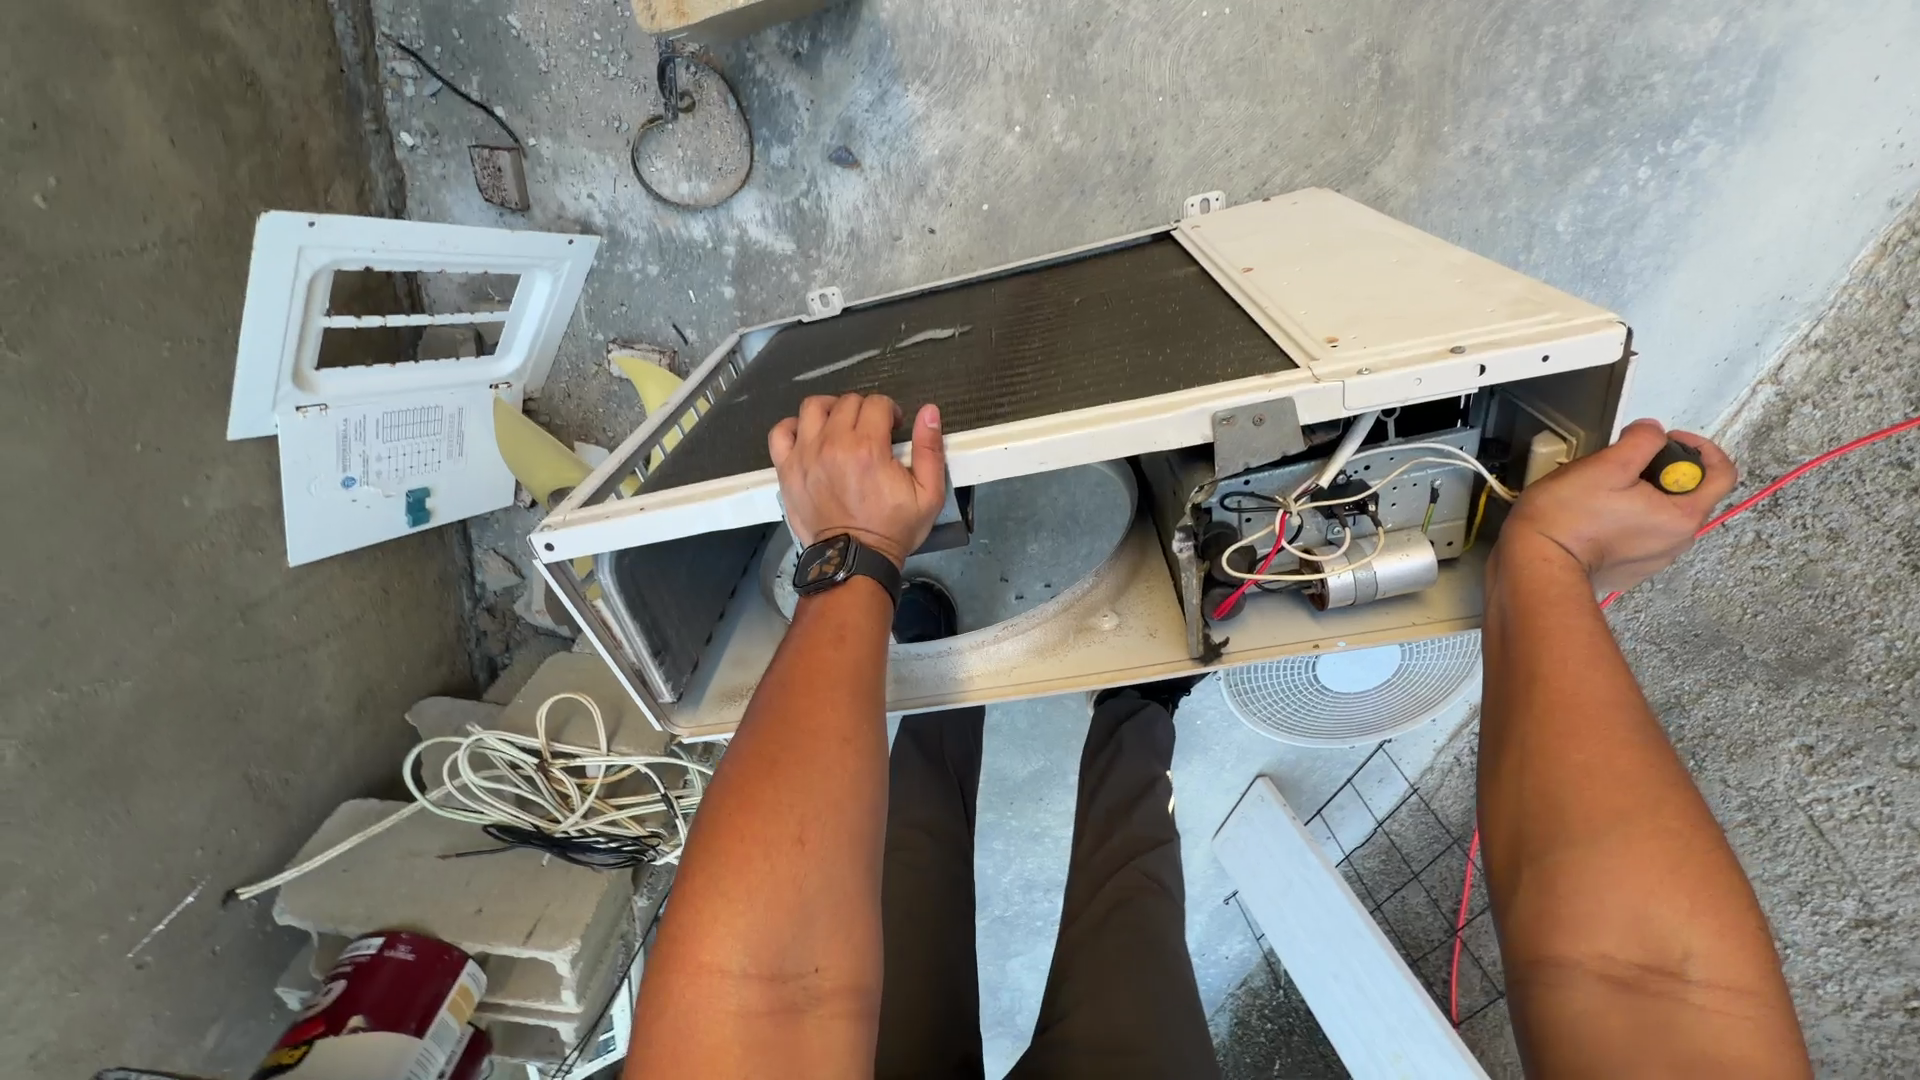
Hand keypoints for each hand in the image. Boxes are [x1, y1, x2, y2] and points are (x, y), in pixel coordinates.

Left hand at [767, 394, 946, 568]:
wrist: (854, 561)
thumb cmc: (893, 529)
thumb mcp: (929, 495)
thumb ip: (930, 449)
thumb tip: (929, 411)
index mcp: (868, 448)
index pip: (877, 404)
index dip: (890, 411)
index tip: (893, 428)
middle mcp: (833, 444)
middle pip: (847, 403)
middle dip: (864, 411)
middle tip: (871, 432)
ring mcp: (805, 455)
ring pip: (813, 408)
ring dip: (831, 409)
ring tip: (840, 427)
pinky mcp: (787, 469)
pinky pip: (781, 432)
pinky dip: (793, 427)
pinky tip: (808, 436)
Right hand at [1496, 419, 1736, 593]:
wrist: (1531, 566)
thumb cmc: (1568, 516)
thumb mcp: (1603, 466)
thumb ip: (1639, 442)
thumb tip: (1652, 431)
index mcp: (1683, 515)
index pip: (1721, 474)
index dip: (1699, 448)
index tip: (1664, 440)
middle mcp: (1679, 542)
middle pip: (1685, 496)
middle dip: (1658, 477)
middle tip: (1618, 470)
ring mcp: (1653, 561)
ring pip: (1659, 519)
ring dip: (1640, 502)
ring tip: (1599, 499)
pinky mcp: (1628, 573)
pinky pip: (1637, 541)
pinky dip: (1623, 526)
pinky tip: (1592, 525)